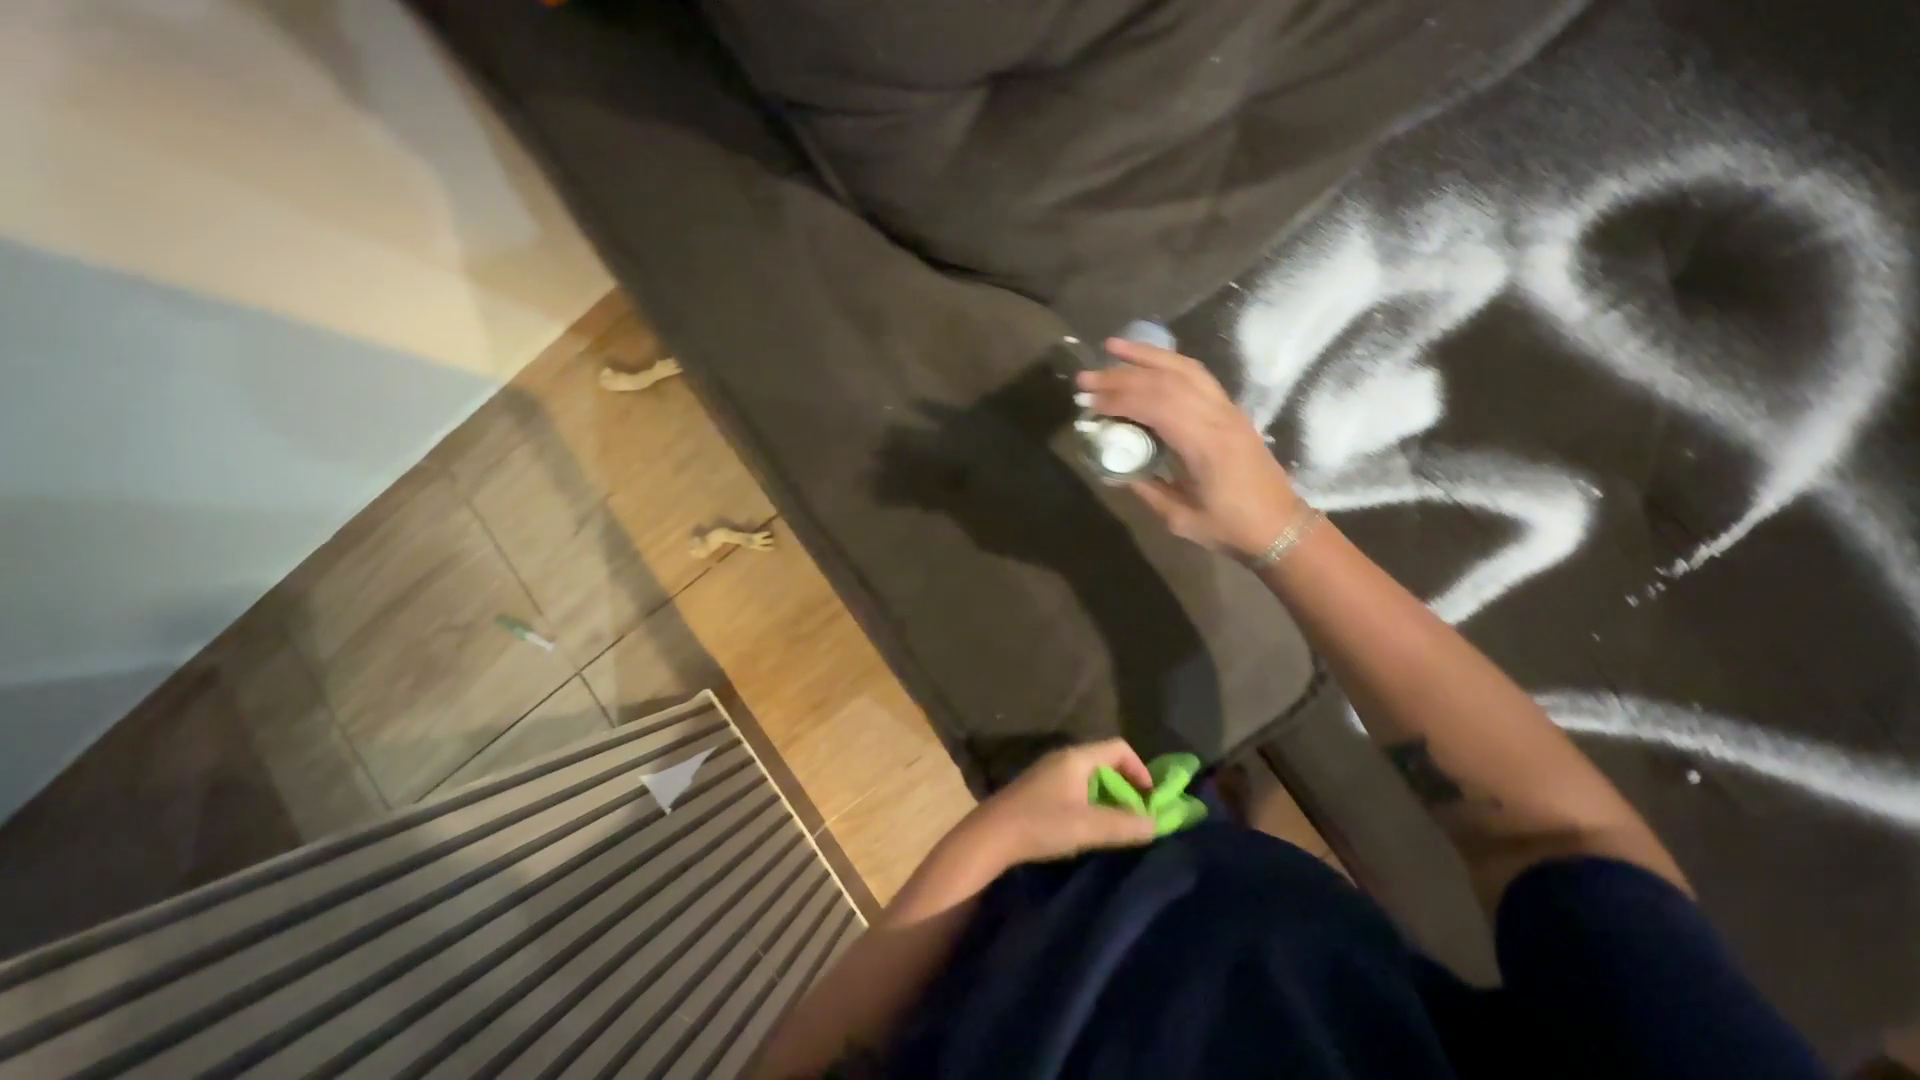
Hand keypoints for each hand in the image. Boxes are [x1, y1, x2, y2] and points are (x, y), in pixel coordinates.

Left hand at [959, 739, 1160, 866]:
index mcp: (1076, 758)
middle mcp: (1062, 758)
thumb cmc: (1041, 825)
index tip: (1149, 798)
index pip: (1119, 747)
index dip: (1140, 769)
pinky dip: (1089, 801)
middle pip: (1105, 762)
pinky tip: (1088, 826)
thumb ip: (1126, 825)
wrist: (989, 837)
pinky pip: (1073, 787)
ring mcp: (1047, 773)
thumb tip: (1156, 823)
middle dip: (1126, 785)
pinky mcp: (1037, 790)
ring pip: (1088, 777)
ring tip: (1116, 823)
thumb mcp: (1089, 827)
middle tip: (1137, 813)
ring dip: (1107, 796)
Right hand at [1076, 340, 1299, 558]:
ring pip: (1183, 369)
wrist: (1280, 526)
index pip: (1155, 406)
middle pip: (1164, 382)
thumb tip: (1113, 467)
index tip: (1088, 402)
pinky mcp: (1231, 410)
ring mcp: (1228, 409)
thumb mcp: (1179, 518)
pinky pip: (1198, 376)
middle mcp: (1217, 417)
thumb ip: (1145, 488)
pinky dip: (1170, 362)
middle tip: (1085, 379)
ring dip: (1145, 356)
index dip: (1117, 399)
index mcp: (1204, 445)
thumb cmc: (1230, 528)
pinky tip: (1149, 360)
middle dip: (1121, 376)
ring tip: (1113, 347)